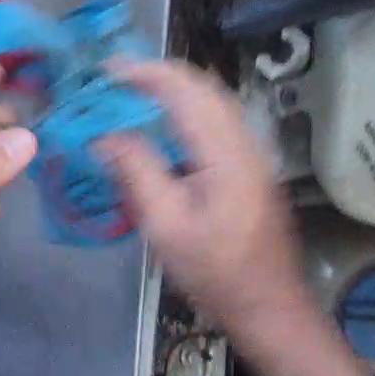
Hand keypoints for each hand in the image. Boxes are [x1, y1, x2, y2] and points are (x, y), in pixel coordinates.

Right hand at [100, 59, 315, 341]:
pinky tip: (158, 123)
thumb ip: (137, 173)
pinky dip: (183, 110)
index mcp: (226, 154)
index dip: (146, 74)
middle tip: (114, 76)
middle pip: (204, 89)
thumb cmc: (215, 272)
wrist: (268, 306)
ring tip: (130, 91)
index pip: (186, 93)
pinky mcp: (248, 169)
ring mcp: (251, 156)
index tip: (108, 69)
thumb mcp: (166, 226)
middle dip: (158, 74)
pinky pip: (214, 122)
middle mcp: (245, 144)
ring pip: (212, 103)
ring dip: (172, 90)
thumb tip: (106, 136)